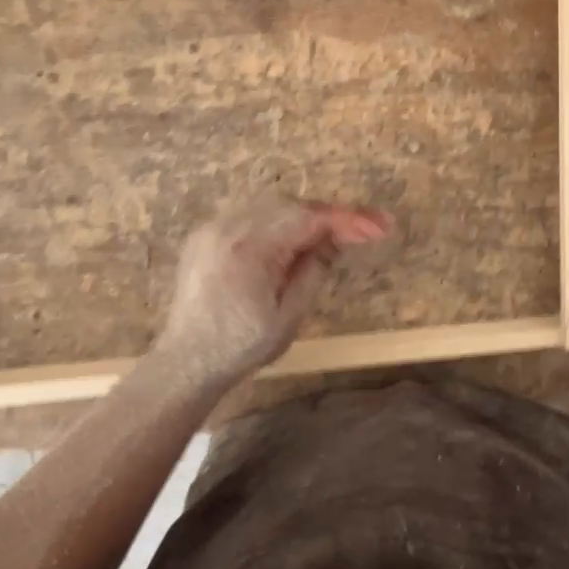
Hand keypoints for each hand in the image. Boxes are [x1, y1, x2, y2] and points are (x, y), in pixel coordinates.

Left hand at [154, 198, 392, 384]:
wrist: (187, 361)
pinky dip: (279, 224)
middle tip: (364, 231)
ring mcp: (212, 229)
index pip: (308, 218)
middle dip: (330, 216)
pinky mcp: (205, 238)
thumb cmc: (241, 347)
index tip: (381, 226)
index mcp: (250, 248)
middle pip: (291, 206)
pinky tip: (296, 241)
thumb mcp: (289, 316)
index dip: (348, 219)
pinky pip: (249, 218)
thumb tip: (335, 241)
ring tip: (335, 236)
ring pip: (270, 208)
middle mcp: (227, 228)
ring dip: (305, 218)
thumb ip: (313, 271)